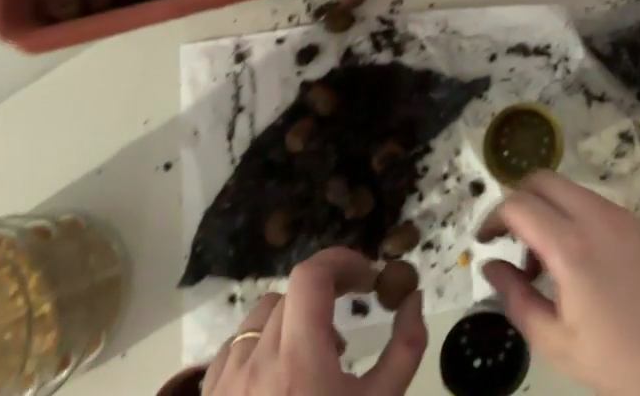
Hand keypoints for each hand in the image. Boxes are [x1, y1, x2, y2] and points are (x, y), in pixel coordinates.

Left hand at [203, 248, 425, 395]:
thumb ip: (406, 346)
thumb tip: (413, 298)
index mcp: (298, 356)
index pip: (312, 275)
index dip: (344, 261)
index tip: (370, 279)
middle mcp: (256, 358)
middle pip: (293, 291)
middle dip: (330, 289)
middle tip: (356, 307)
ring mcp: (226, 379)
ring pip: (261, 315)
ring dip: (296, 315)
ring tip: (319, 349)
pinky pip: (235, 345)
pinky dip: (264, 341)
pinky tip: (282, 372)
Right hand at [480, 172, 639, 395]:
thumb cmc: (620, 357)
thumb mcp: (555, 340)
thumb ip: (515, 298)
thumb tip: (491, 267)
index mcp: (571, 246)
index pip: (518, 204)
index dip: (491, 218)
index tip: (482, 244)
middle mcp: (595, 217)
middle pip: (542, 179)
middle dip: (515, 202)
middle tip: (506, 244)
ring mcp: (618, 216)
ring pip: (566, 188)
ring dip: (543, 209)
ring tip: (539, 263)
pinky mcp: (633, 223)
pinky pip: (588, 202)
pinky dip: (567, 215)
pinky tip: (569, 260)